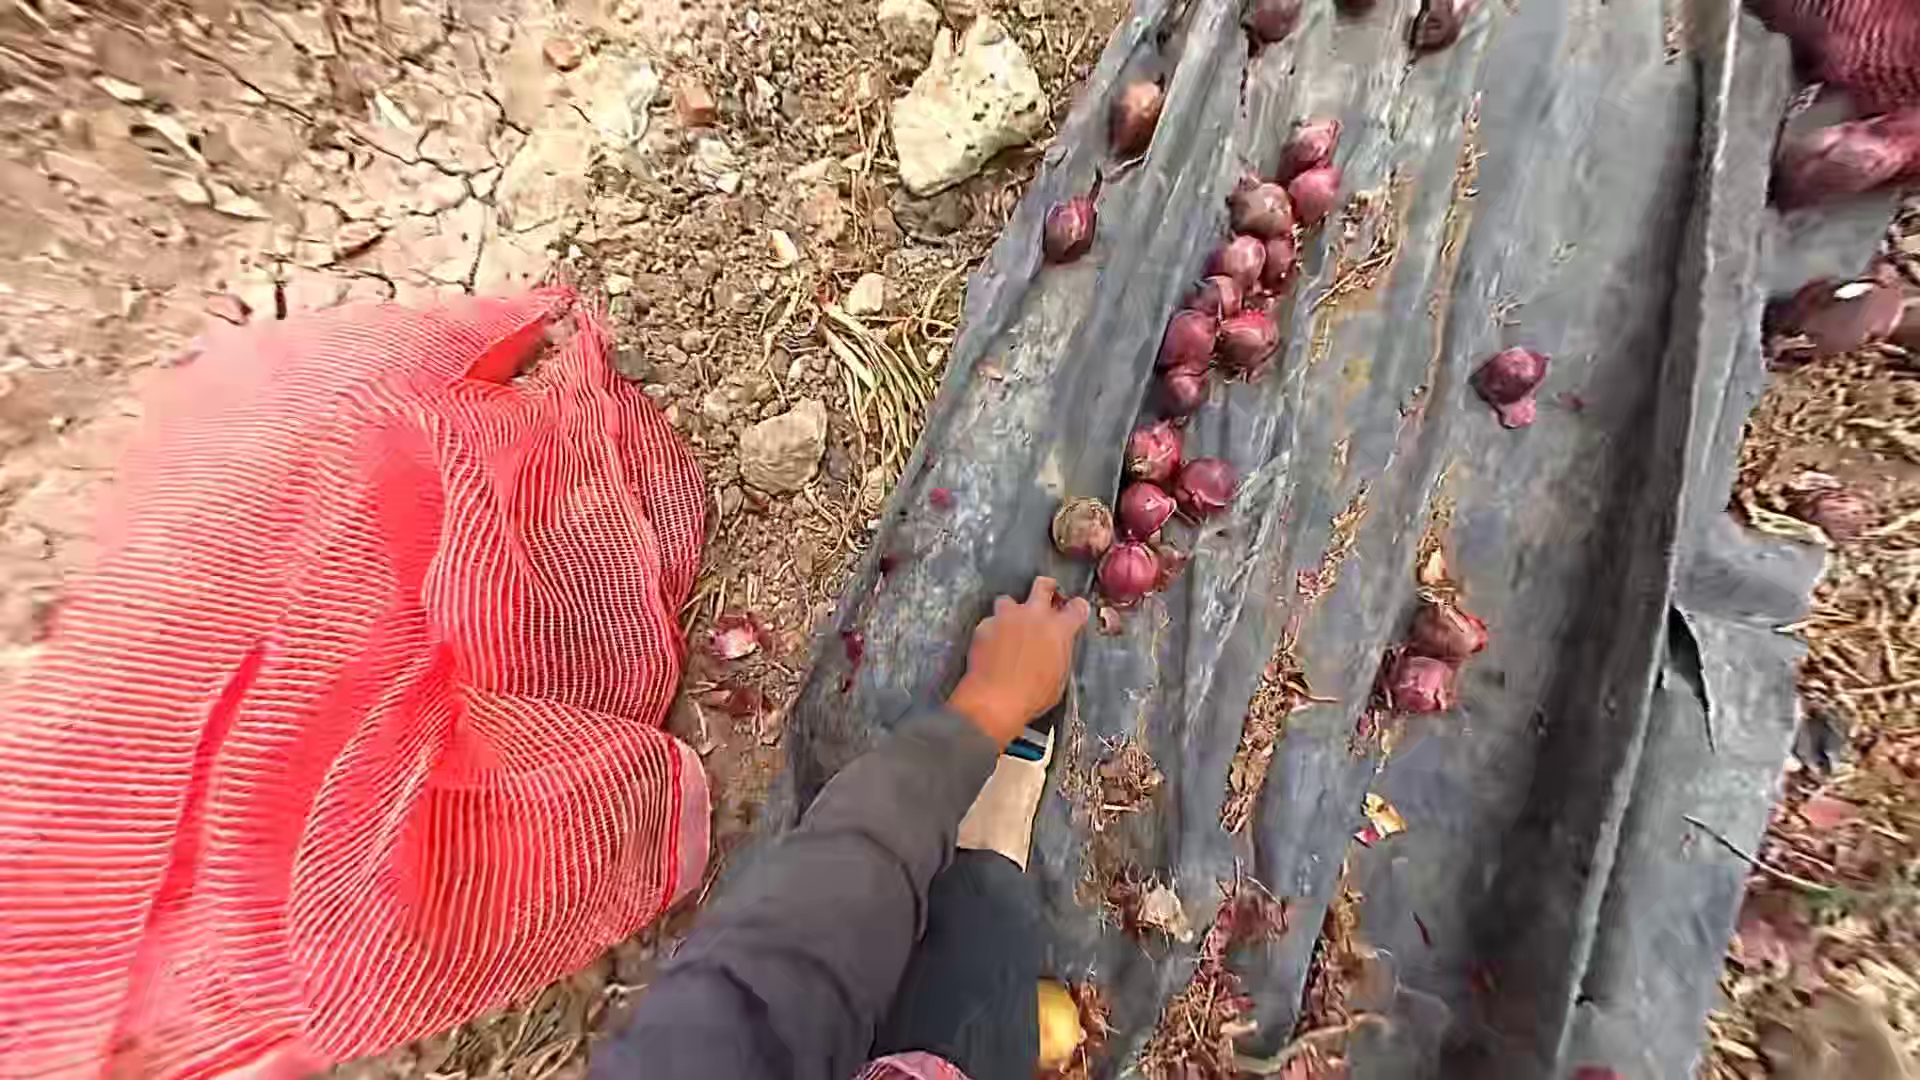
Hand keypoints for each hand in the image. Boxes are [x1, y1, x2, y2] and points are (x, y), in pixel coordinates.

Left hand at [948, 576, 1090, 746]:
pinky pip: (990, 621)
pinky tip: (991, 645)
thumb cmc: (1032, 695)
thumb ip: (1060, 652)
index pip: (1077, 607)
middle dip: (1046, 587)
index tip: (1075, 609)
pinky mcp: (985, 625)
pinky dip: (992, 630)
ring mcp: (1007, 617)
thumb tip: (1056, 647)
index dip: (1077, 607)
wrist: (995, 698)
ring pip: (1009, 600)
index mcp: (1059, 628)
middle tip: (1045, 594)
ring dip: (1011, 610)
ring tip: (1010, 626)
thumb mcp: (1059, 677)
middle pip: (1042, 585)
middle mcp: (1034, 615)